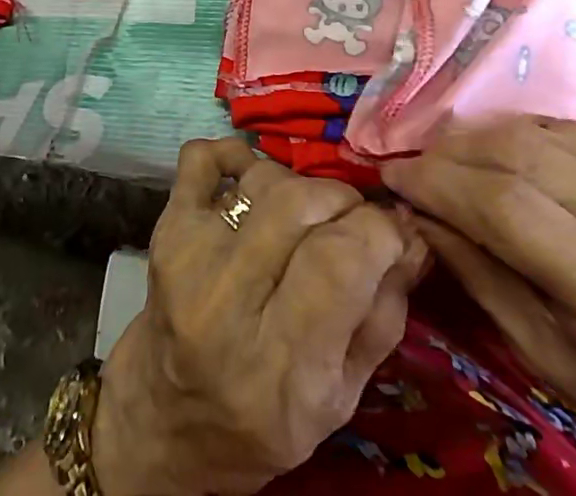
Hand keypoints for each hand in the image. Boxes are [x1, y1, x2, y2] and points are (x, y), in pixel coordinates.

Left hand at [93, 138, 428, 495]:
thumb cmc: (264, 419)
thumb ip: (382, 316)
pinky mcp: (165, 225)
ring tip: (307, 218)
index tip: (391, 238)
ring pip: (262, 178)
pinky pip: (201, 158)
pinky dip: (236, 155)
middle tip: (351, 225)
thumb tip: (410, 237)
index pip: (339, 259)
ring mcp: (187, 253)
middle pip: (299, 204)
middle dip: (344, 202)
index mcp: (281, 361)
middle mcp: (226, 298)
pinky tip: (256, 185)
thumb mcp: (342, 396)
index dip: (379, 232)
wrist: (170, 412)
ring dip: (300, 186)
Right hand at [382, 117, 575, 495]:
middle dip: (452, 155)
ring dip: (481, 141)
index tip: (392, 177)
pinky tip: (502, 162)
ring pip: (548, 135)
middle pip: (527, 157)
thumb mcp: (541, 356)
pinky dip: (524, 140)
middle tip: (415, 168)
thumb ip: (475, 272)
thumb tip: (413, 208)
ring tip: (450, 163)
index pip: (510, 208)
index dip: (439, 182)